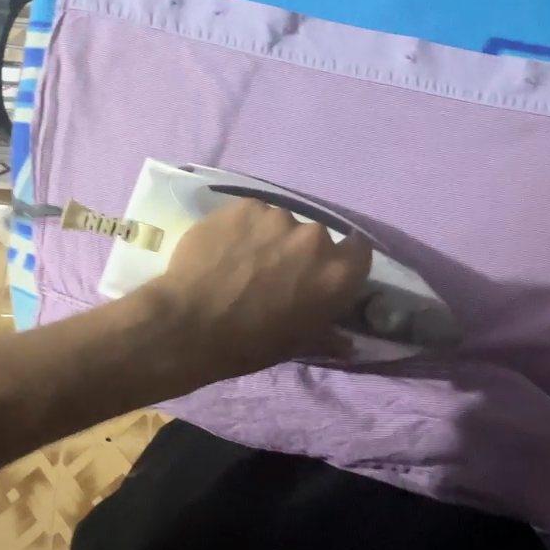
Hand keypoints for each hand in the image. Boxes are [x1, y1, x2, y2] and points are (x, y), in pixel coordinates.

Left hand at [134, 198, 371, 382]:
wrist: (189, 323)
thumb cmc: (249, 343)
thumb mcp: (297, 344)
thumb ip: (328, 333)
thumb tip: (347, 342)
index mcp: (336, 273)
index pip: (359, 251)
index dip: (343, 260)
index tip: (322, 273)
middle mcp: (314, 237)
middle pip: (316, 238)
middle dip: (300, 252)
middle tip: (275, 272)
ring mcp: (278, 216)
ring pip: (281, 223)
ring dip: (269, 238)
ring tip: (242, 261)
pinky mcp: (245, 205)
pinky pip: (252, 214)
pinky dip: (242, 228)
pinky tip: (223, 249)